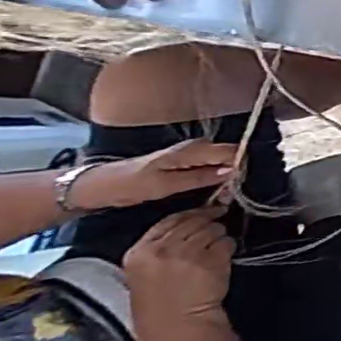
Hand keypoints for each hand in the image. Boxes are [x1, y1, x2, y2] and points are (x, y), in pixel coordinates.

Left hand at [72, 141, 235, 210]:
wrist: (101, 185)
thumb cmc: (131, 186)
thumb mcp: (165, 186)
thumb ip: (199, 177)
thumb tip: (231, 172)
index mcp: (193, 149)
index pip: (232, 152)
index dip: (239, 167)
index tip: (236, 186)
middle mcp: (198, 145)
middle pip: (230, 154)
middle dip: (234, 172)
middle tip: (229, 195)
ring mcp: (193, 151)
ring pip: (222, 159)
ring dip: (226, 175)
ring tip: (222, 194)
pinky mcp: (189, 158)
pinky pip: (212, 163)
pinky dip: (216, 175)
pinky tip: (212, 189)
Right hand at [124, 207, 233, 335]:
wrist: (176, 327)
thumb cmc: (160, 304)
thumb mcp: (146, 272)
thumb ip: (163, 245)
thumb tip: (194, 218)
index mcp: (139, 252)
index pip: (171, 219)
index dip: (193, 213)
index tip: (207, 211)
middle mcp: (162, 248)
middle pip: (195, 220)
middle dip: (209, 223)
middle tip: (214, 231)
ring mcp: (188, 252)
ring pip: (215, 228)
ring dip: (219, 237)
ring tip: (211, 256)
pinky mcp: (212, 258)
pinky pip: (228, 242)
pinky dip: (228, 249)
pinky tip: (220, 263)